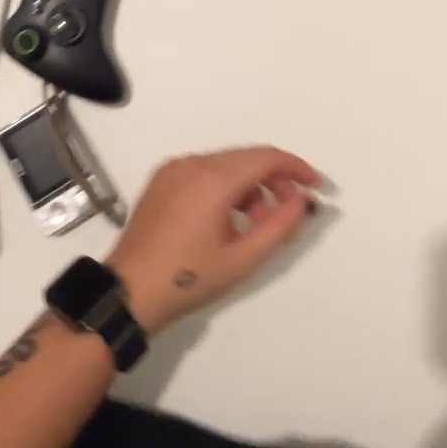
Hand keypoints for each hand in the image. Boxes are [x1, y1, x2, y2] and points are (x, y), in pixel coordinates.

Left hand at [103, 147, 322, 334]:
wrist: (131, 289)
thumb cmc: (190, 278)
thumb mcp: (244, 258)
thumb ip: (281, 225)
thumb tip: (302, 198)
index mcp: (213, 179)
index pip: (265, 157)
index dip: (295, 168)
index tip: (315, 186)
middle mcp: (193, 163)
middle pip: (245, 158)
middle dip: (273, 179)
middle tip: (287, 213)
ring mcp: (174, 168)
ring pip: (224, 164)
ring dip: (248, 185)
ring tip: (255, 225)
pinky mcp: (162, 178)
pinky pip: (203, 171)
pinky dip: (223, 185)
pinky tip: (227, 218)